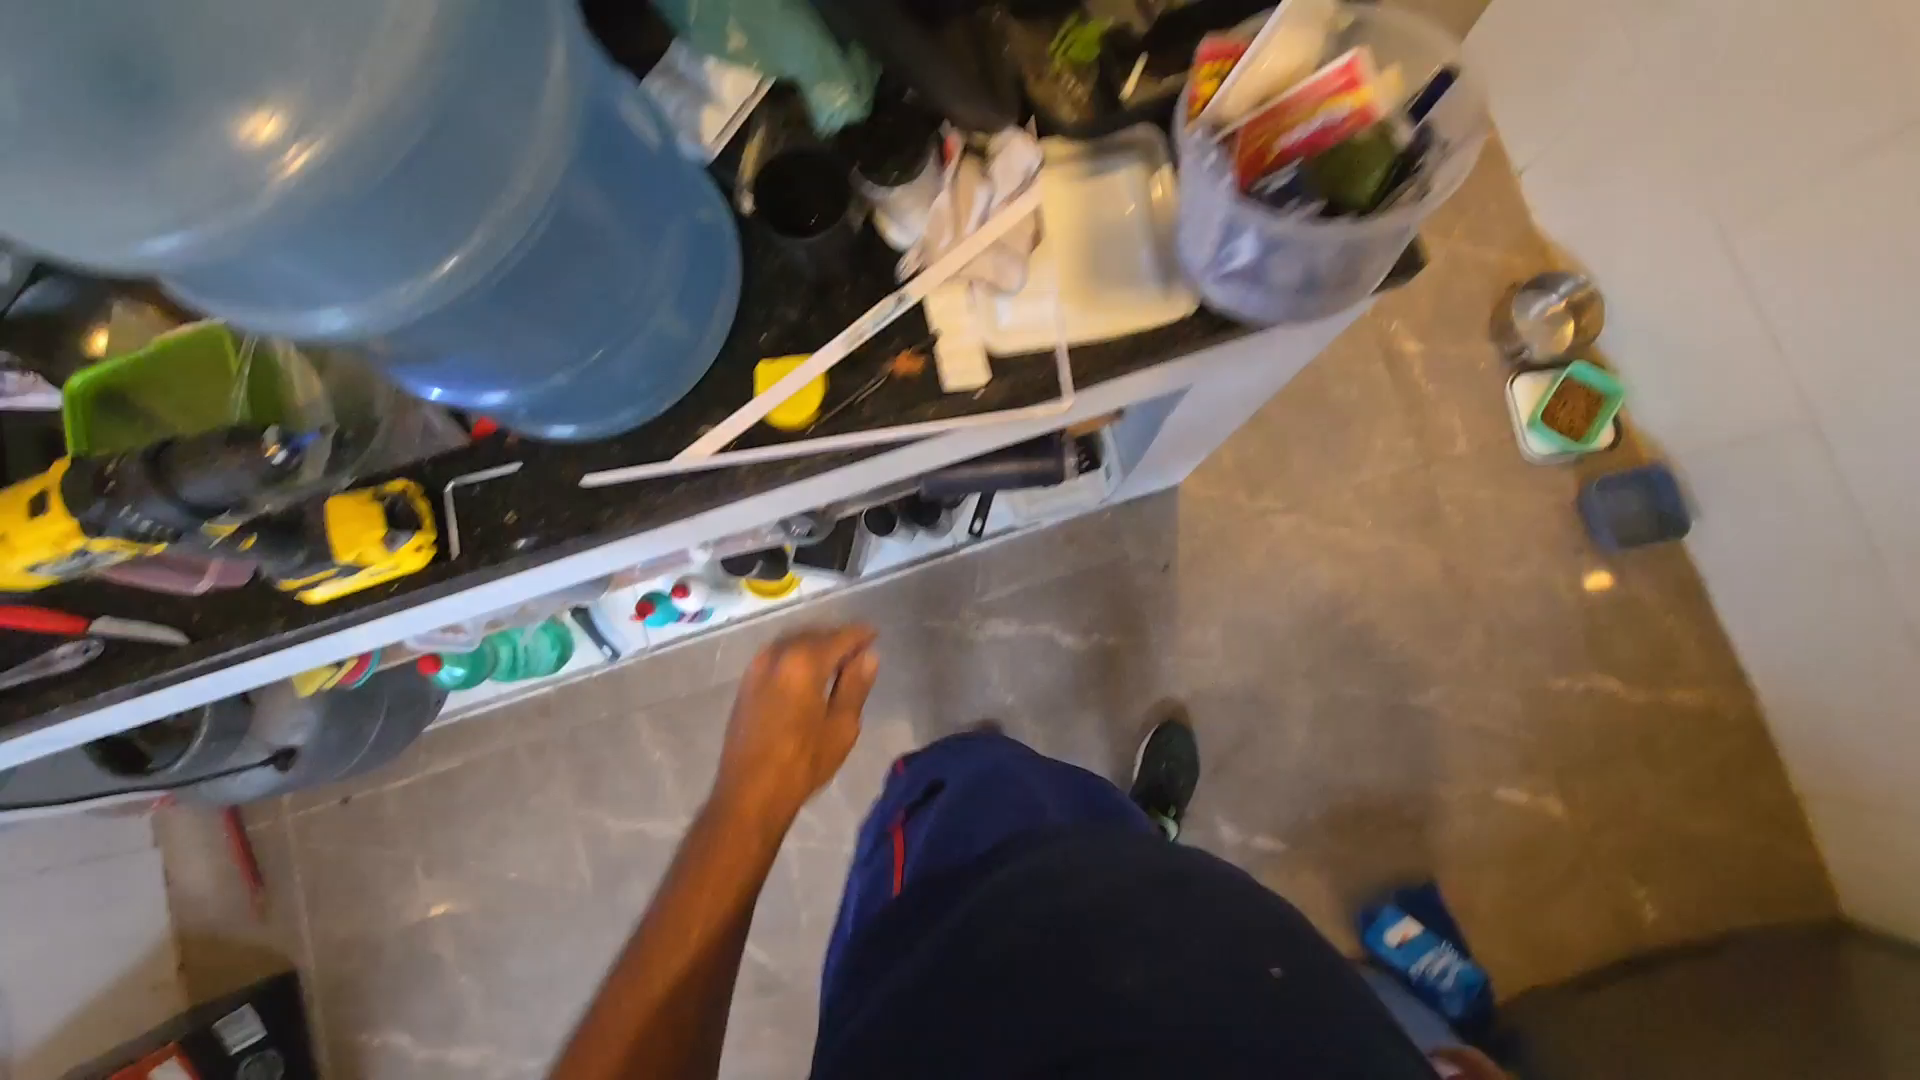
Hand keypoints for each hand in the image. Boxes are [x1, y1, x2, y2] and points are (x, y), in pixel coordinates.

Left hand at [710, 625, 879, 827]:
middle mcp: (777, 655)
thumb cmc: (803, 762)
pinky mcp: (746, 683)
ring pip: (793, 643)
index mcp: (804, 662)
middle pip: (814, 634)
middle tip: (858, 650)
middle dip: (836, 638)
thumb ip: (855, 685)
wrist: (750, 793)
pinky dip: (796, 656)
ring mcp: (756, 667)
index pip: (839, 637)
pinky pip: (777, 656)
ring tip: (836, 661)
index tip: (875, 635)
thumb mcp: (841, 726)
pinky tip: (807, 674)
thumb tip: (868, 656)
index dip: (860, 635)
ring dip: (815, 646)